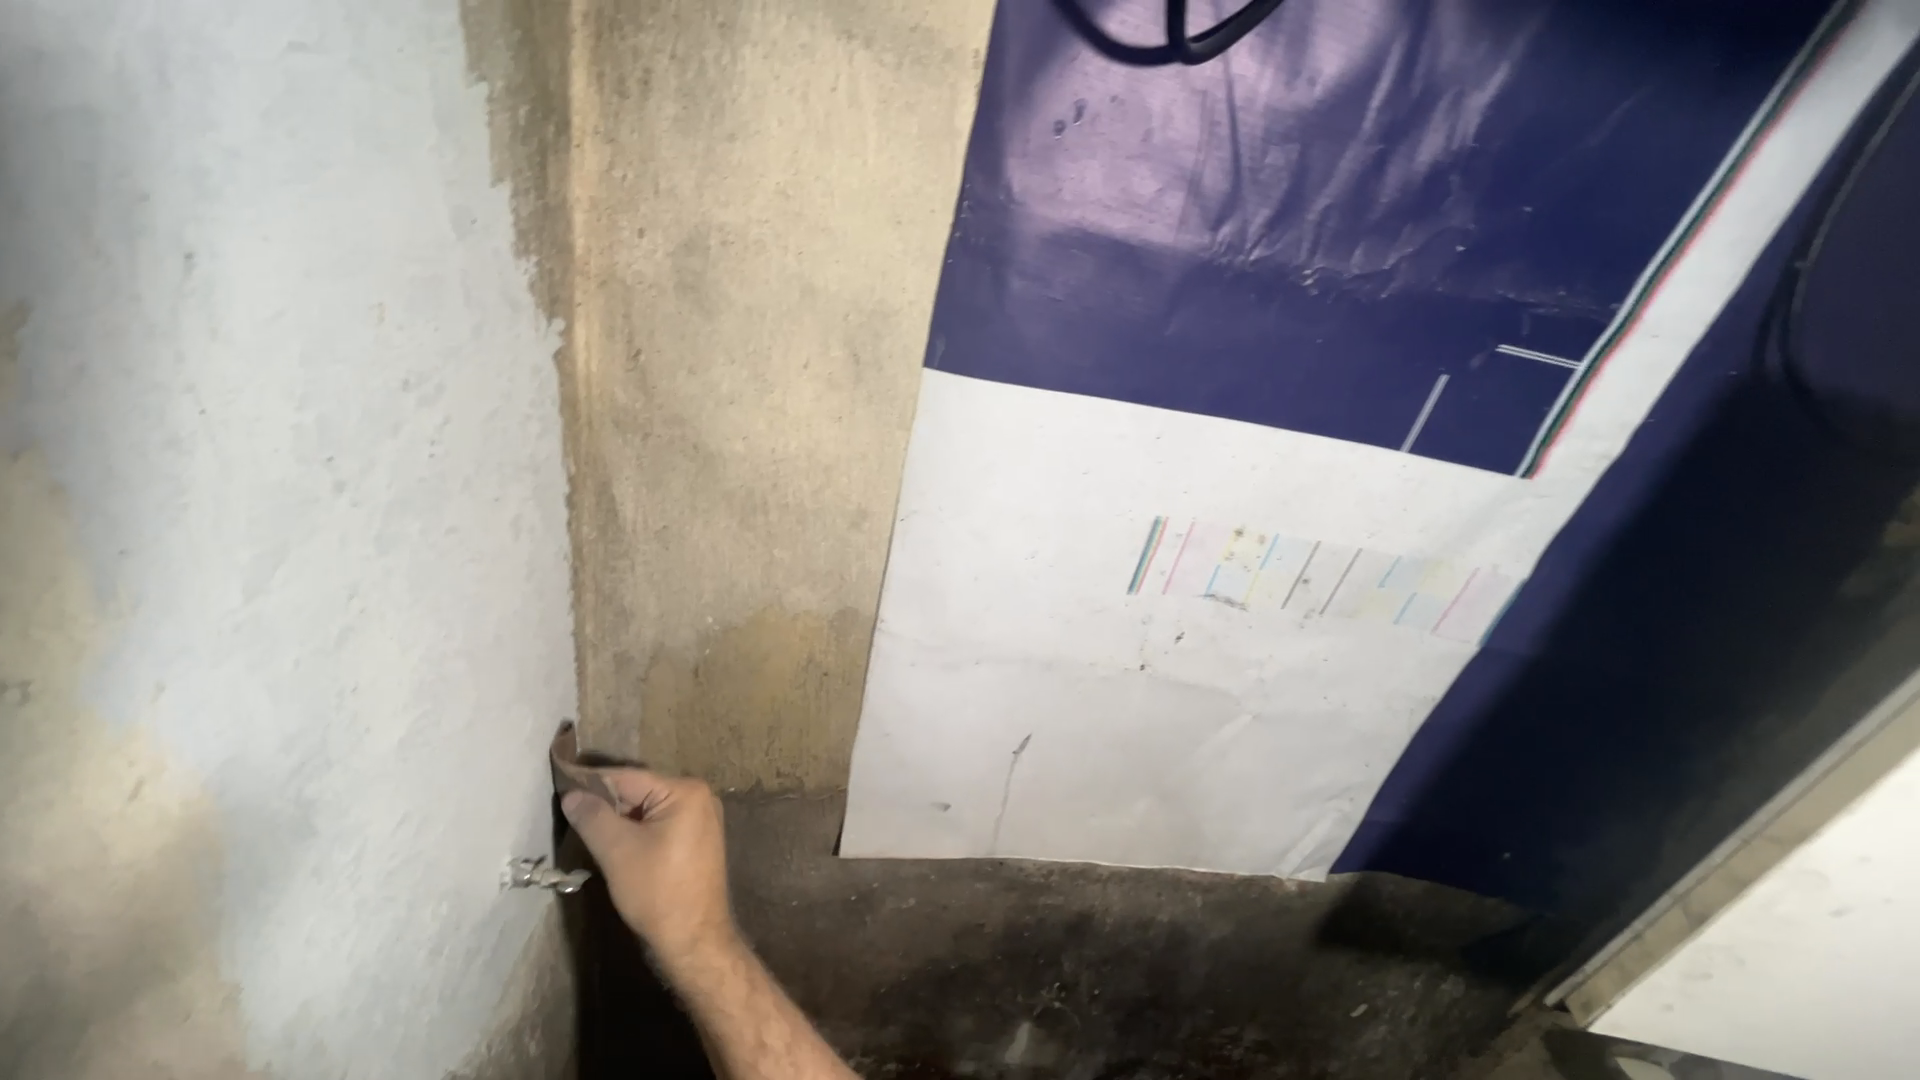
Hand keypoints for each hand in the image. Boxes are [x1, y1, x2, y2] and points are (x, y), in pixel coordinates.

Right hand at [561, 769, 737, 970]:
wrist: (694, 936)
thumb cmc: (657, 890)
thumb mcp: (618, 851)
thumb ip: (593, 817)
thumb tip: (571, 793)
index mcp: (686, 791)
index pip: (629, 778)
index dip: (592, 780)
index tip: (560, 778)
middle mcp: (700, 796)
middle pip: (640, 791)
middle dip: (605, 800)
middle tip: (566, 805)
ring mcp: (702, 818)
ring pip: (648, 809)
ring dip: (619, 817)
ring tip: (582, 821)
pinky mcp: (698, 839)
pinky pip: (660, 823)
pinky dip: (636, 829)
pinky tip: (612, 839)